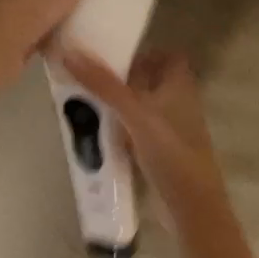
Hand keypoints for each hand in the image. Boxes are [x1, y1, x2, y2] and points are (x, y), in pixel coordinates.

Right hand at [56, 47, 228, 219]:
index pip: (167, 57)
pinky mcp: (160, 155)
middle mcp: (177, 104)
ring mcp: (169, 132)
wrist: (190, 206)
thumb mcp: (134, 113)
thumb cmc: (170, 152)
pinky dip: (117, 133)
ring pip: (139, 110)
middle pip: (148, 83)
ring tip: (81, 104)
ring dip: (115, 108)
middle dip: (119, 81)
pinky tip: (94, 136)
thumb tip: (68, 51)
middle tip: (86, 80)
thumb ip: (103, 84)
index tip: (113, 57)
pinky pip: (135, 135)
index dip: (144, 53)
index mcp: (180, 86)